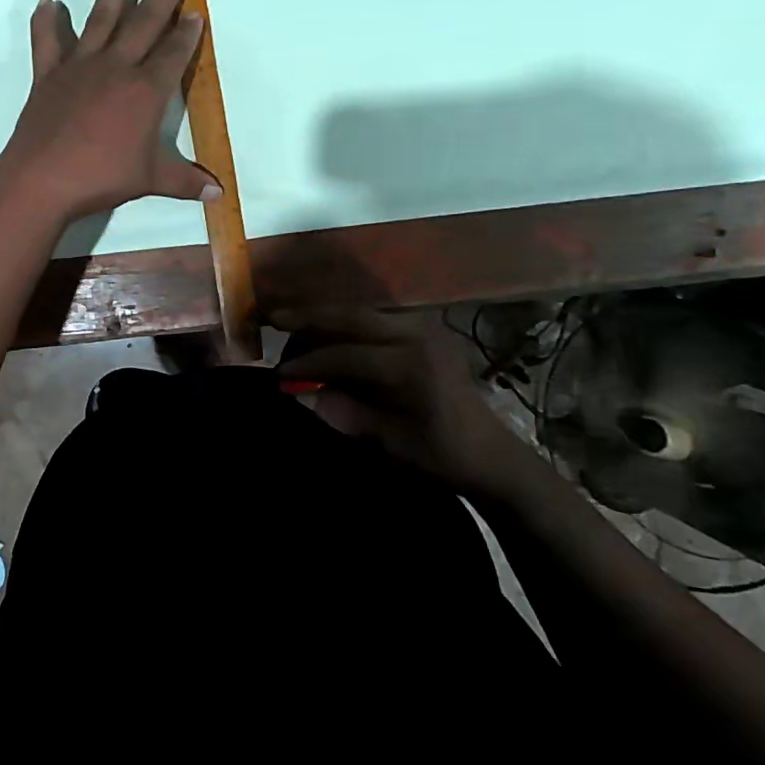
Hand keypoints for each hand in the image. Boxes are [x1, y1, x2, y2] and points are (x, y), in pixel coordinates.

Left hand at [0, 0, 220, 220]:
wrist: (43, 179)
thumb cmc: (104, 177)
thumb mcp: (152, 180)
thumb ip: (186, 181)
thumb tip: (219, 194)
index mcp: (146, 90)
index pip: (173, 53)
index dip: (186, 33)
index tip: (194, 13)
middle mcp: (115, 68)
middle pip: (142, 25)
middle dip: (160, 0)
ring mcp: (79, 67)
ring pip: (100, 20)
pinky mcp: (48, 76)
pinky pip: (47, 41)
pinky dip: (47, 21)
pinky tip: (48, 3)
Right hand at [274, 308, 525, 492]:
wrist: (490, 453)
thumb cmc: (440, 455)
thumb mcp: (387, 442)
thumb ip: (341, 412)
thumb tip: (294, 393)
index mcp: (410, 366)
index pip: (345, 354)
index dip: (308, 362)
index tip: (279, 372)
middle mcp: (417, 335)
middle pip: (352, 316)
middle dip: (310, 318)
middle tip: (273, 317)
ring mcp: (425, 327)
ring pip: (363, 309)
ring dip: (327, 314)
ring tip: (293, 320)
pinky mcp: (426, 329)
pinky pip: (377, 315)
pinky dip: (348, 318)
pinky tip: (327, 325)